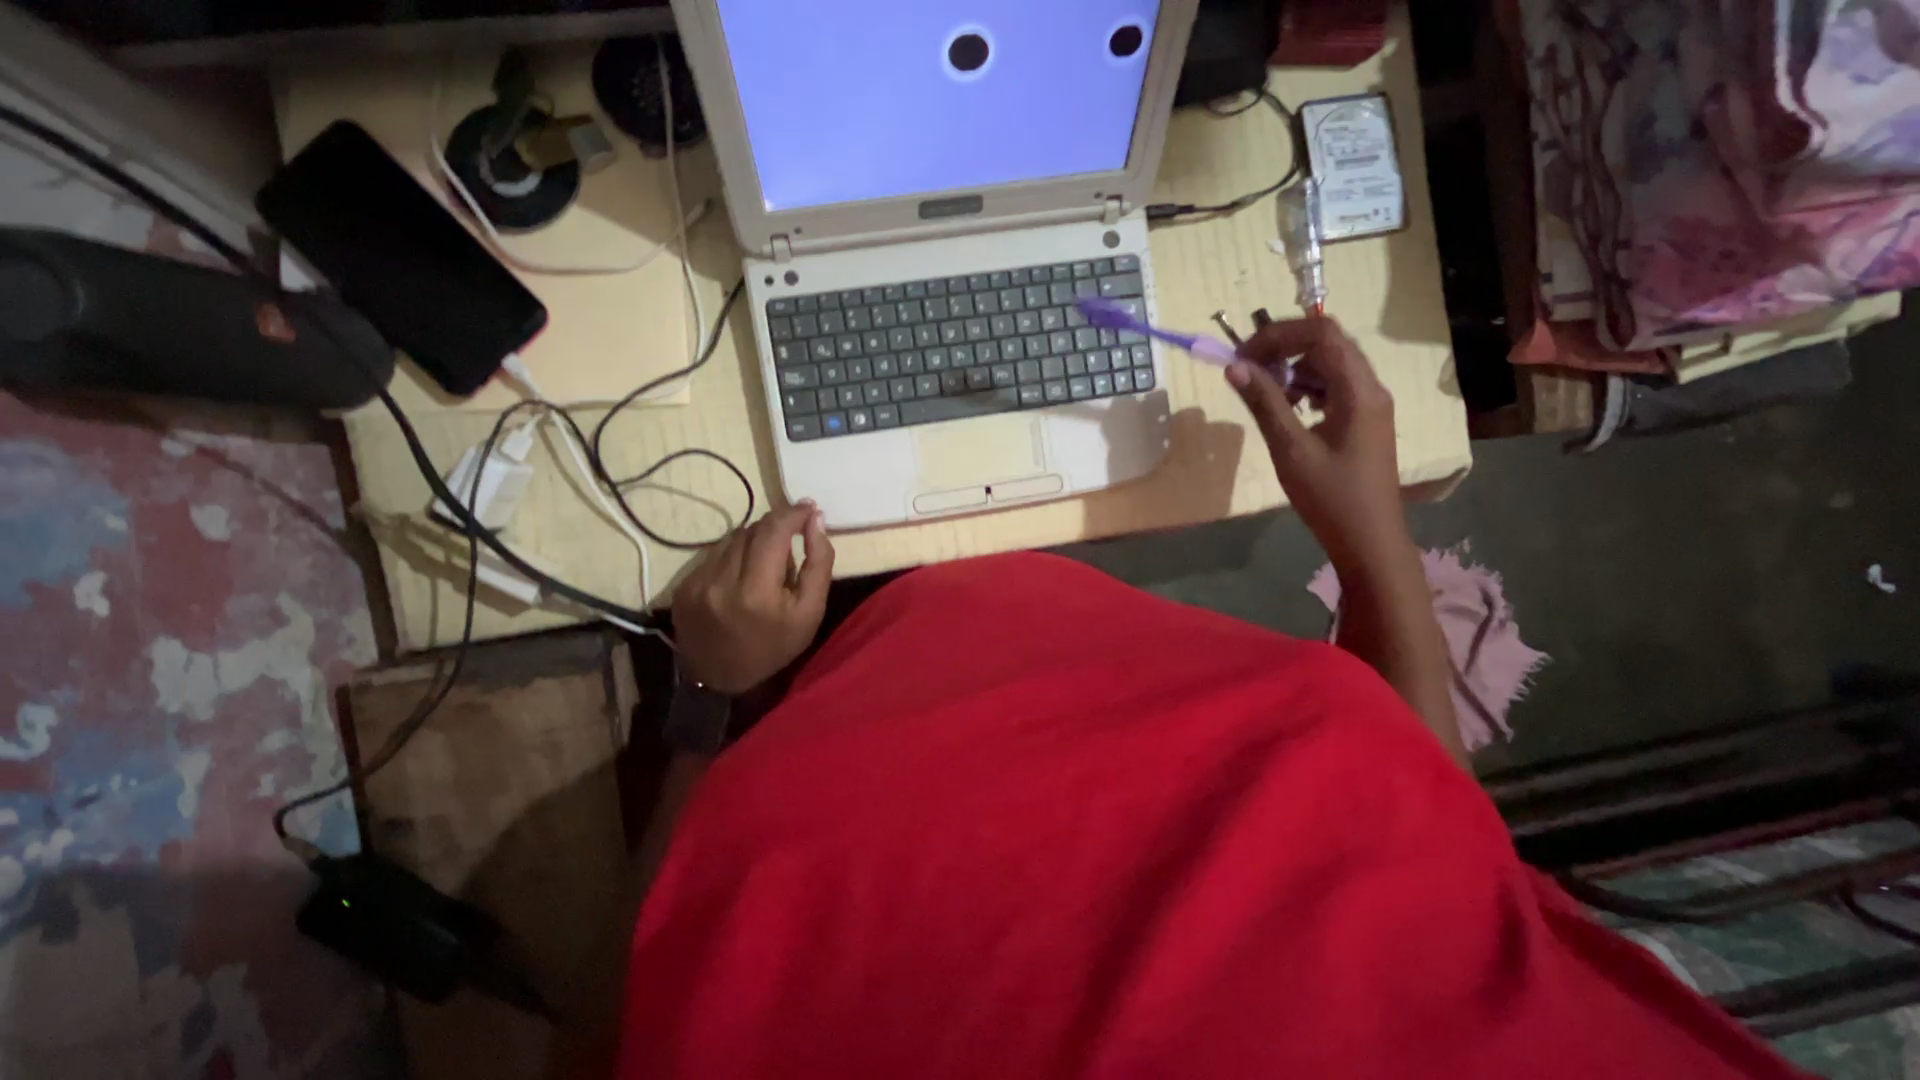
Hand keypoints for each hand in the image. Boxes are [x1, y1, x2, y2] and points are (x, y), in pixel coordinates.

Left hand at [673, 502, 834, 694]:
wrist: (720, 680)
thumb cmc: (773, 648)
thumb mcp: (810, 613)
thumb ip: (818, 564)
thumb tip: (816, 520)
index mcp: (757, 591)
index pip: (774, 530)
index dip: (792, 513)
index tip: (807, 508)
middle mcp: (722, 581)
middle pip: (752, 530)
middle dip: (775, 529)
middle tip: (792, 538)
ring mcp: (697, 582)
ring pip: (732, 539)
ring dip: (753, 542)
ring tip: (765, 564)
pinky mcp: (683, 586)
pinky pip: (714, 555)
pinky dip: (733, 557)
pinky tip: (740, 578)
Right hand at [1226, 317, 1409, 574]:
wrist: (1369, 540)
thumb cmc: (1330, 497)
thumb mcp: (1290, 449)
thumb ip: (1265, 403)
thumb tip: (1235, 367)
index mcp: (1359, 390)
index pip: (1321, 332)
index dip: (1278, 334)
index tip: (1243, 356)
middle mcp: (1371, 387)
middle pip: (1328, 342)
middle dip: (1284, 347)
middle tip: (1249, 369)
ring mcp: (1371, 403)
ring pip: (1331, 363)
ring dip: (1294, 367)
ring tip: (1266, 393)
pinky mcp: (1365, 419)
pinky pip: (1335, 386)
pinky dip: (1307, 386)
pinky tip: (1288, 410)